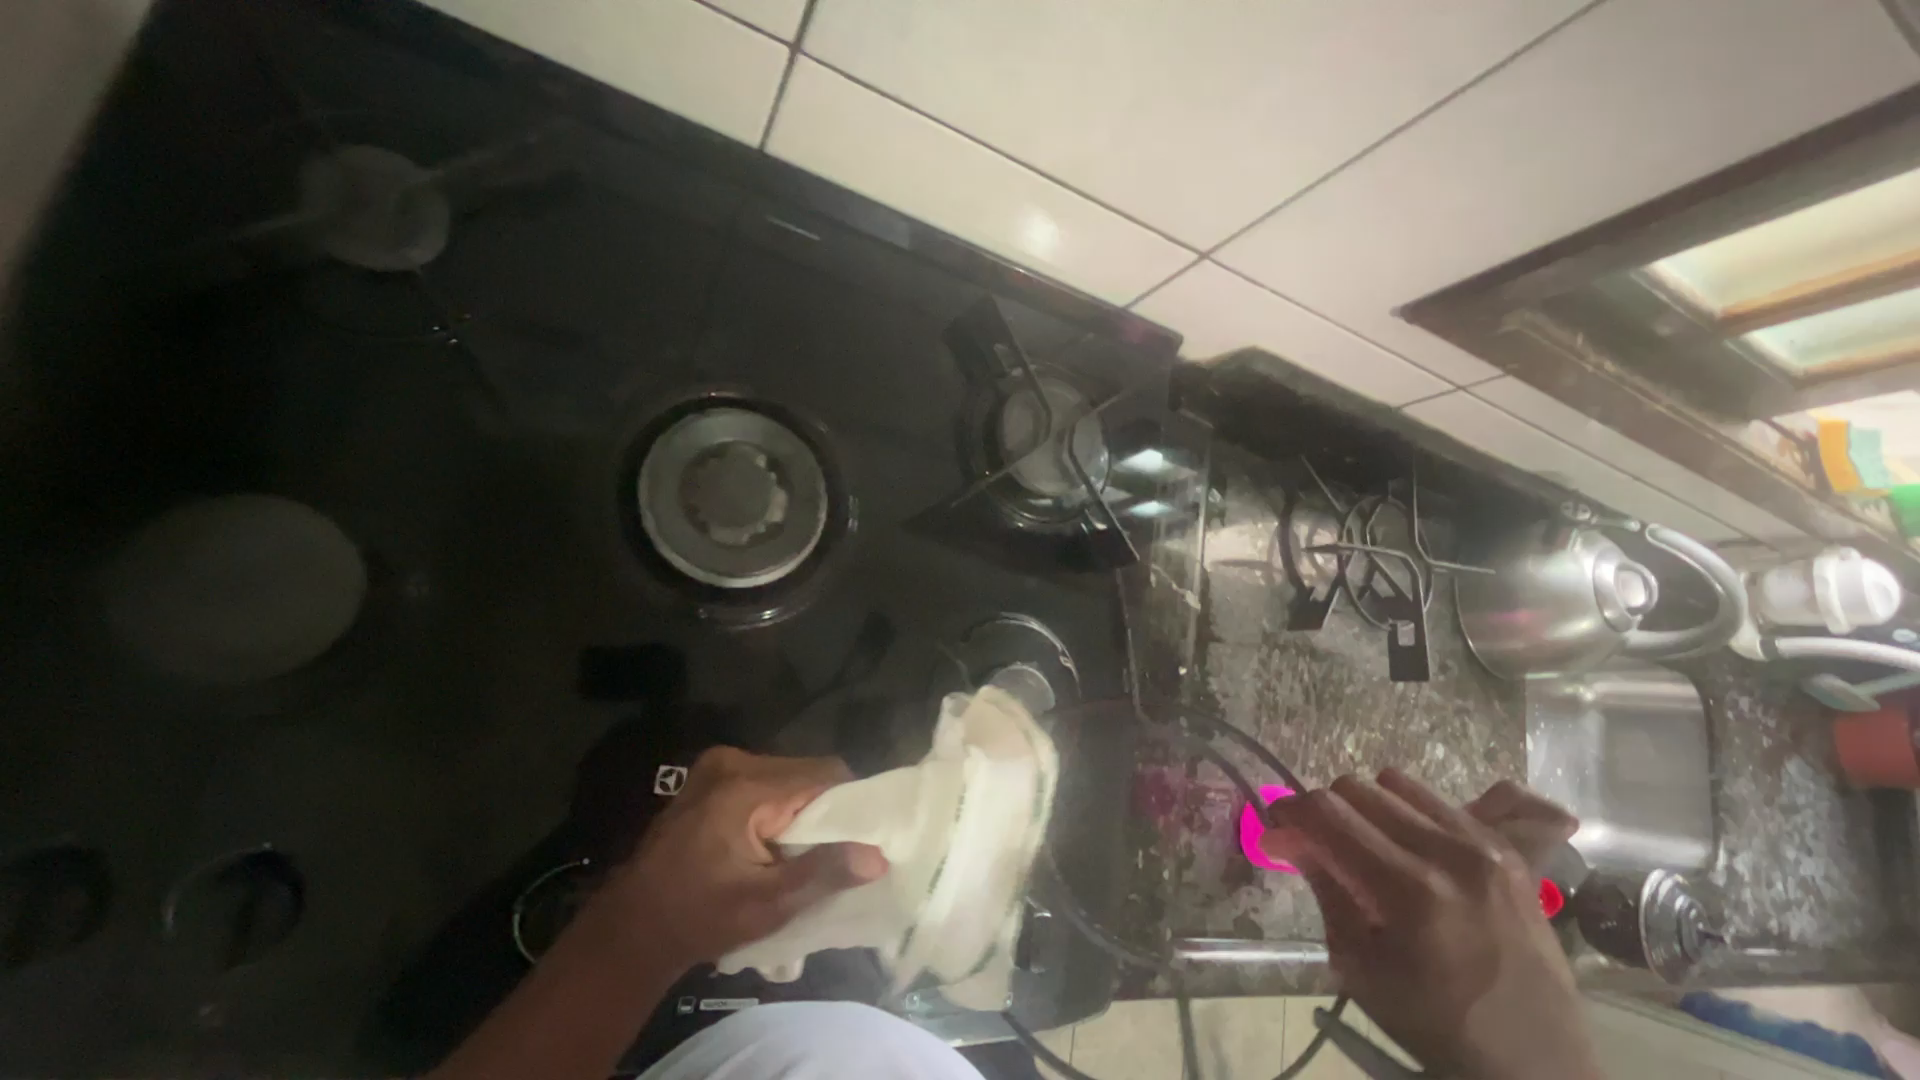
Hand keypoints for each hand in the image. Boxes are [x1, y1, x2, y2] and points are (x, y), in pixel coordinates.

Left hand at [595, 747, 886, 971]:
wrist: (632, 927)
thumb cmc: (700, 917)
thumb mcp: (767, 904)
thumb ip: (824, 872)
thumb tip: (877, 855)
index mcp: (747, 787)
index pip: (826, 774)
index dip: (852, 804)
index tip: (863, 839)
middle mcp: (733, 762)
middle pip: (807, 771)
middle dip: (827, 809)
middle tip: (836, 851)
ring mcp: (717, 767)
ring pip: (788, 775)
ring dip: (803, 807)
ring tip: (806, 850)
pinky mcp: (708, 778)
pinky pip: (764, 780)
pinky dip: (779, 805)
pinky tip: (777, 841)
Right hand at [1262, 769, 1597, 1079]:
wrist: (1534, 1057)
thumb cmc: (1433, 1021)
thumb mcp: (1359, 966)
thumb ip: (1324, 887)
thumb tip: (1286, 835)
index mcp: (1409, 890)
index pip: (1326, 813)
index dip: (1289, 813)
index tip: (1276, 831)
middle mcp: (1449, 854)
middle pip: (1357, 788)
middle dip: (1324, 810)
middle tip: (1318, 844)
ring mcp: (1484, 846)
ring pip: (1395, 784)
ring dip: (1366, 807)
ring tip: (1367, 845)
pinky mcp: (1505, 849)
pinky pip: (1439, 800)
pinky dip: (1408, 812)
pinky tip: (1408, 848)